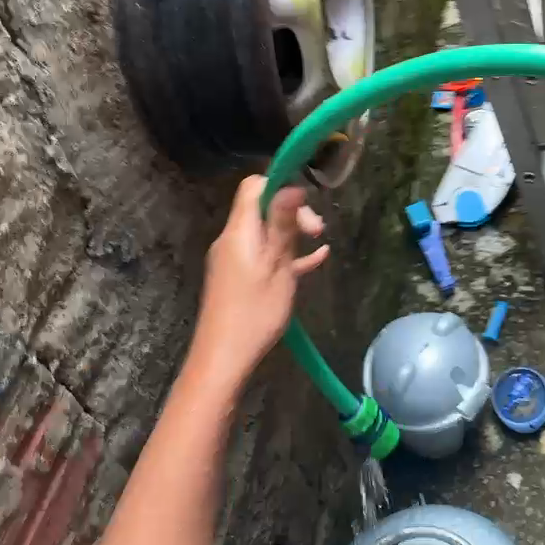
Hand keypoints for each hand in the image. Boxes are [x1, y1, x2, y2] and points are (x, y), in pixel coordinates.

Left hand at [187, 175, 329, 396]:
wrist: (224, 358)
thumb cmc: (254, 311)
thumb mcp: (277, 265)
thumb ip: (283, 224)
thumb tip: (292, 185)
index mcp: (239, 231)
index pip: (254, 187)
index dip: (281, 186)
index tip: (308, 203)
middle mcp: (233, 239)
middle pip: (263, 208)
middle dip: (294, 213)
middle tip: (319, 232)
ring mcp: (235, 259)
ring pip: (267, 232)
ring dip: (294, 234)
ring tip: (320, 244)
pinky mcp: (240, 277)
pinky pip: (266, 256)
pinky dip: (289, 254)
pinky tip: (317, 260)